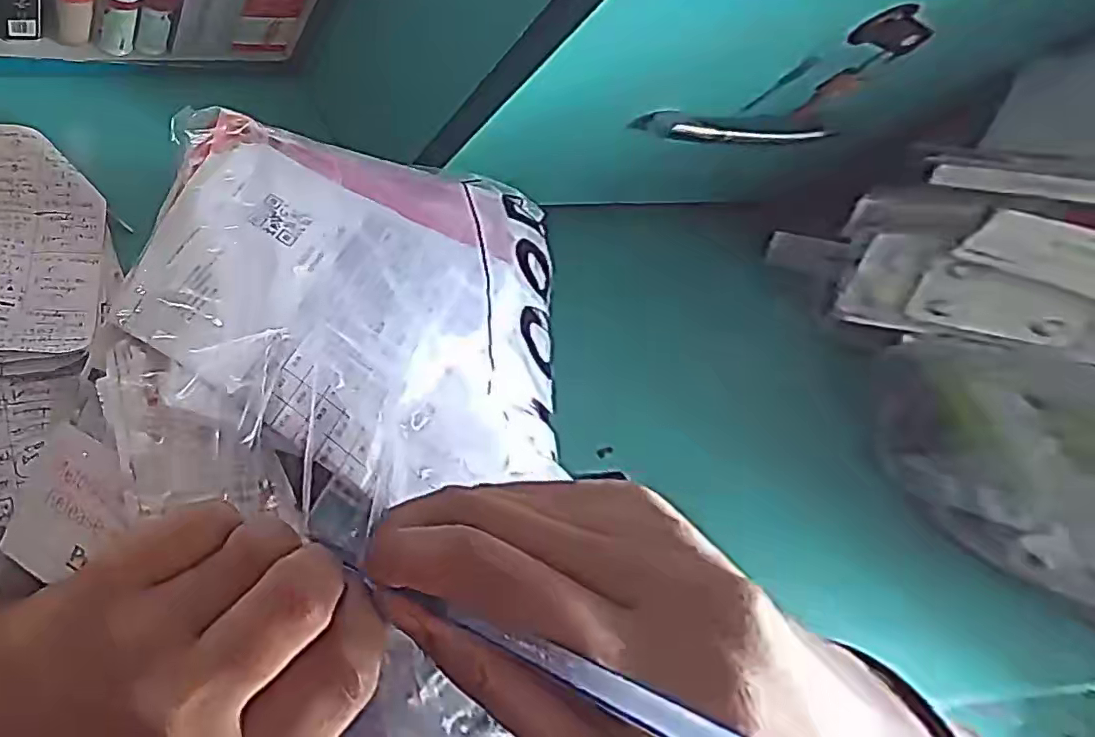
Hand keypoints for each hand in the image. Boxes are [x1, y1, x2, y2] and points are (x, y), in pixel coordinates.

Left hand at [0, 501, 385, 736]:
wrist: (12, 710)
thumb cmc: (123, 734)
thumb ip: (280, 711)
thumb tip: (339, 629)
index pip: (340, 678)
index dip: (362, 622)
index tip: (356, 600)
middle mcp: (198, 703)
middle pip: (304, 595)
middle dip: (321, 566)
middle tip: (309, 565)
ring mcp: (151, 631)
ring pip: (255, 544)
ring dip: (273, 535)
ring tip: (260, 548)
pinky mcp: (114, 578)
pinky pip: (201, 521)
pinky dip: (223, 520)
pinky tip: (214, 539)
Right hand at [364, 481, 932, 736]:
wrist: (828, 733)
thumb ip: (500, 681)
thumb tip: (411, 611)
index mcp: (665, 657)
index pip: (497, 568)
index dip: (415, 556)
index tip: (375, 569)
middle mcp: (664, 570)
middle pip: (492, 512)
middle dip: (418, 525)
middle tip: (386, 557)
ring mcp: (659, 524)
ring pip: (507, 492)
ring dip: (450, 515)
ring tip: (429, 552)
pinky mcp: (648, 503)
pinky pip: (539, 490)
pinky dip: (495, 510)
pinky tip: (489, 540)